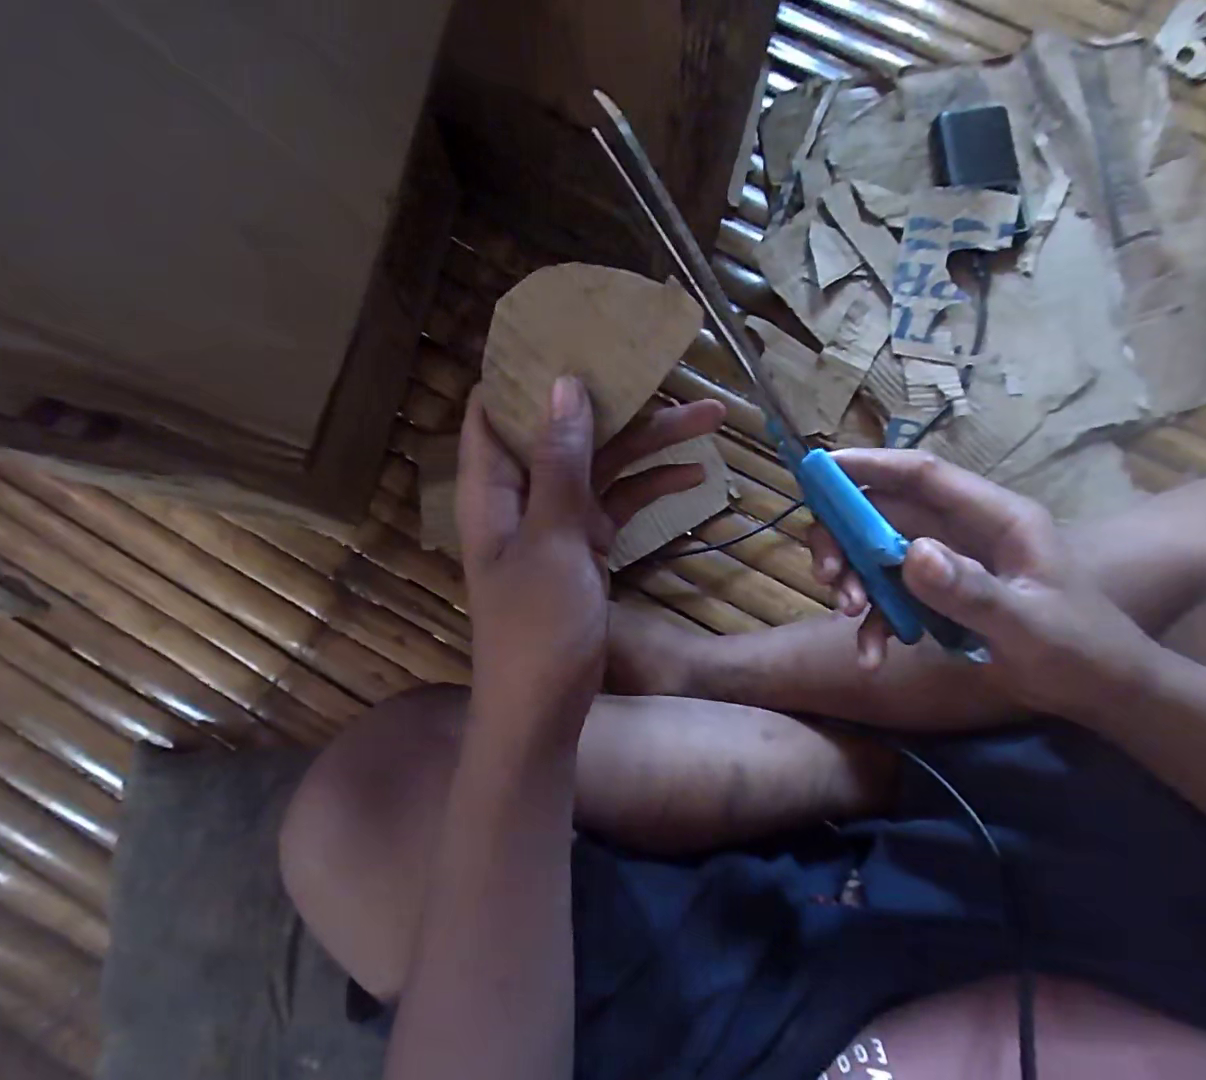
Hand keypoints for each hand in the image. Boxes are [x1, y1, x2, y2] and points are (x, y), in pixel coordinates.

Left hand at [457, 379, 723, 736]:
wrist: (543, 712)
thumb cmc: (537, 630)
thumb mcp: (553, 540)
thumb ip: (560, 464)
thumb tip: (562, 387)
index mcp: (494, 490)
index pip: (493, 410)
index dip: (521, 369)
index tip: (564, 330)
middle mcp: (522, 497)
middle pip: (566, 431)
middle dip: (616, 401)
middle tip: (666, 366)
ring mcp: (557, 522)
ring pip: (602, 466)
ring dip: (651, 444)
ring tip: (711, 414)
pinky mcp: (585, 547)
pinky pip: (618, 505)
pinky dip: (652, 490)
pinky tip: (696, 476)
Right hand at [806, 448, 1164, 721]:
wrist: (1097, 690)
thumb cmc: (1080, 649)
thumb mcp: (1028, 624)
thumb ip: (971, 590)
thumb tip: (911, 554)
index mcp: (994, 518)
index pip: (923, 475)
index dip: (870, 465)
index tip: (821, 469)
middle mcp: (962, 531)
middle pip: (883, 513)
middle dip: (844, 539)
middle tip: (827, 574)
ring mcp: (946, 563)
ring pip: (875, 555)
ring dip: (852, 581)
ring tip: (849, 615)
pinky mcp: (935, 596)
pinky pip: (888, 600)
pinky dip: (873, 626)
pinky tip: (872, 659)